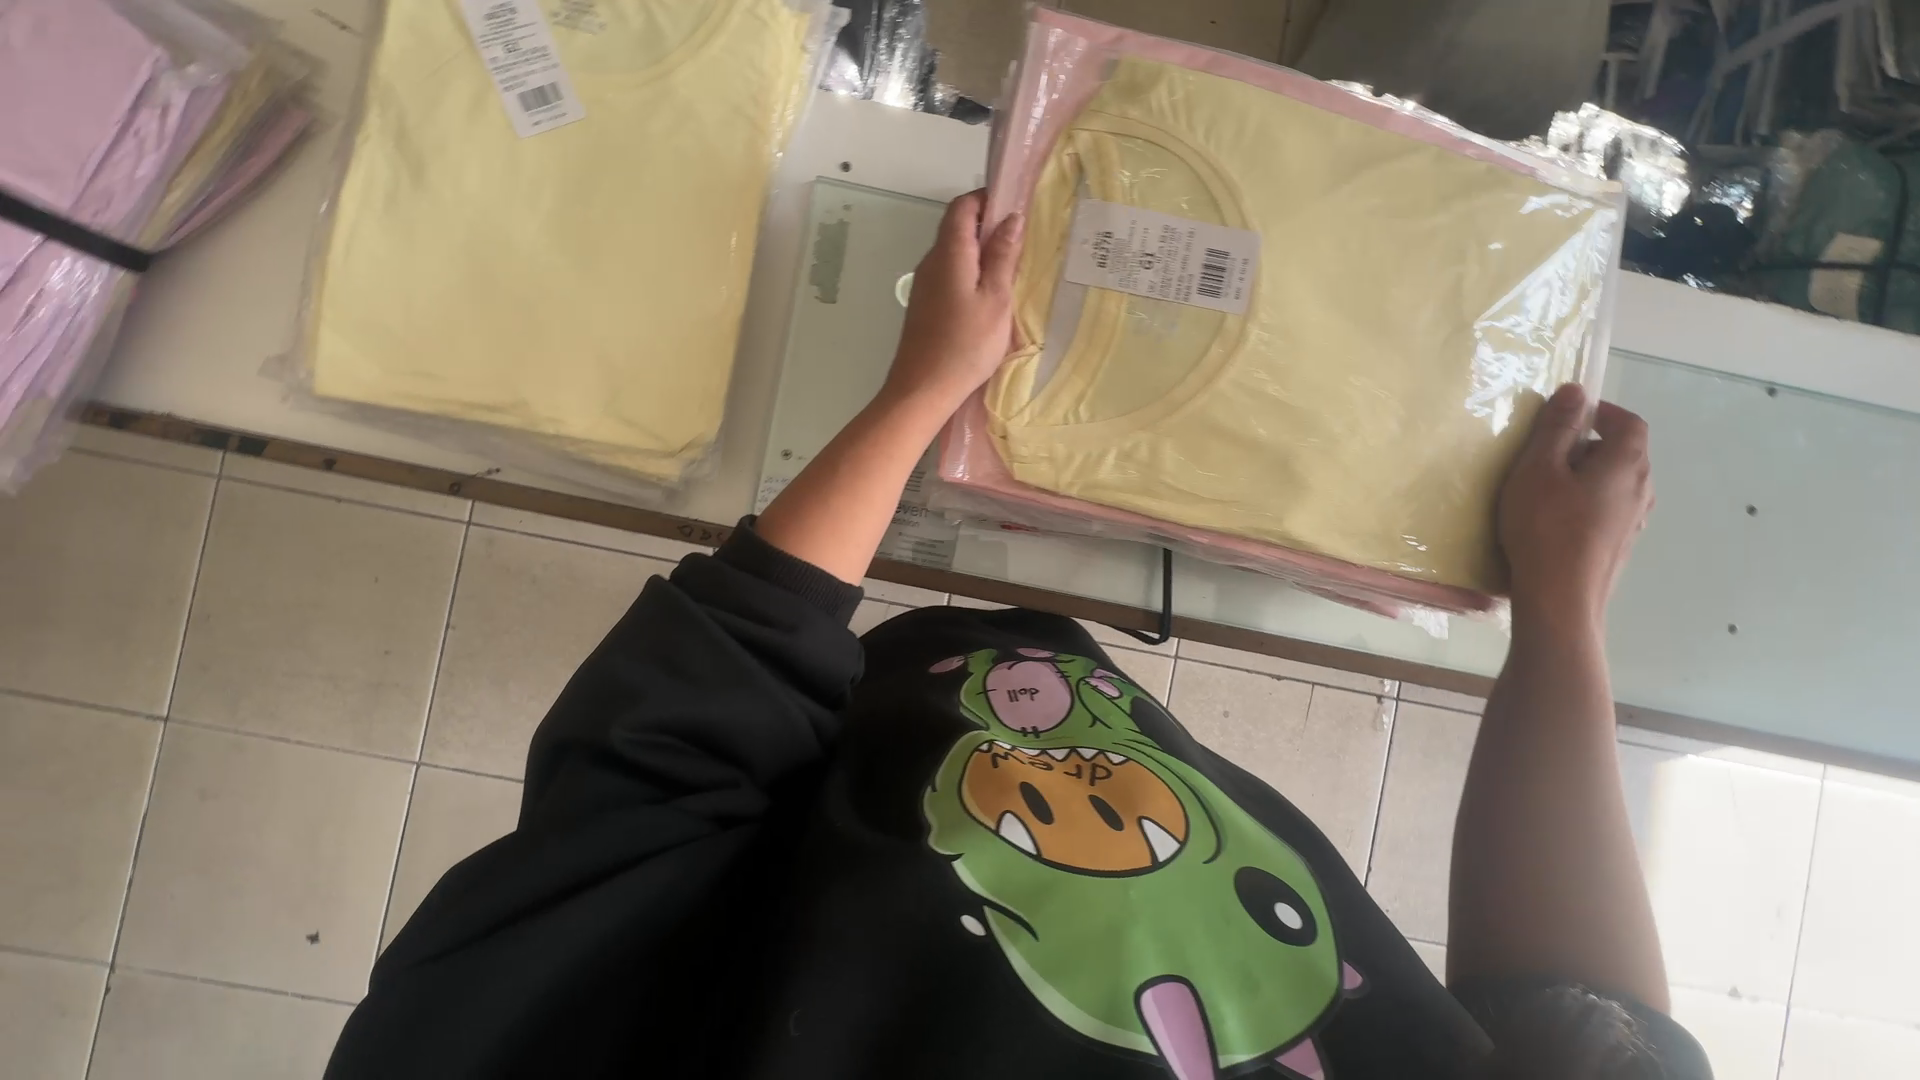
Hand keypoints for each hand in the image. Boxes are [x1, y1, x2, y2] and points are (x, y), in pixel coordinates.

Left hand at [877, 190, 1024, 417]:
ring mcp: (925, 285)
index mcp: (950, 252)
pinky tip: (988, 299)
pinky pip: (949, 276)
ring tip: (1010, 273)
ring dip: (980, 255)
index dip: (988, 200)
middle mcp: (931, 261)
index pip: (963, 206)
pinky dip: (970, 276)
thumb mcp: (996, 299)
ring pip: (954, 254)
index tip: (1016, 211)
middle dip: (988, 228)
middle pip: (957, 228)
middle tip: (1021, 244)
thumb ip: (1003, 256)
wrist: (922, 389)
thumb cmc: (965, 345)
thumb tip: (1011, 218)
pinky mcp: (925, 306)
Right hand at [1498, 383, 1653, 634]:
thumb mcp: (1536, 470)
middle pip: (1625, 452)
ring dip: (1588, 476)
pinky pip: (1609, 509)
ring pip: (1617, 483)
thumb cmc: (1544, 526)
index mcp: (1626, 463)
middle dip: (1590, 445)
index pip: (1628, 422)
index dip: (1602, 412)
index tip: (1568, 415)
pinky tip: (1557, 519)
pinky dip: (1588, 502)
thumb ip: (1554, 430)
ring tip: (1548, 488)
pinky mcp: (1621, 545)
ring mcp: (1635, 520)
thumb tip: (1574, 391)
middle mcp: (1642, 487)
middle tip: (1547, 453)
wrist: (1560, 596)